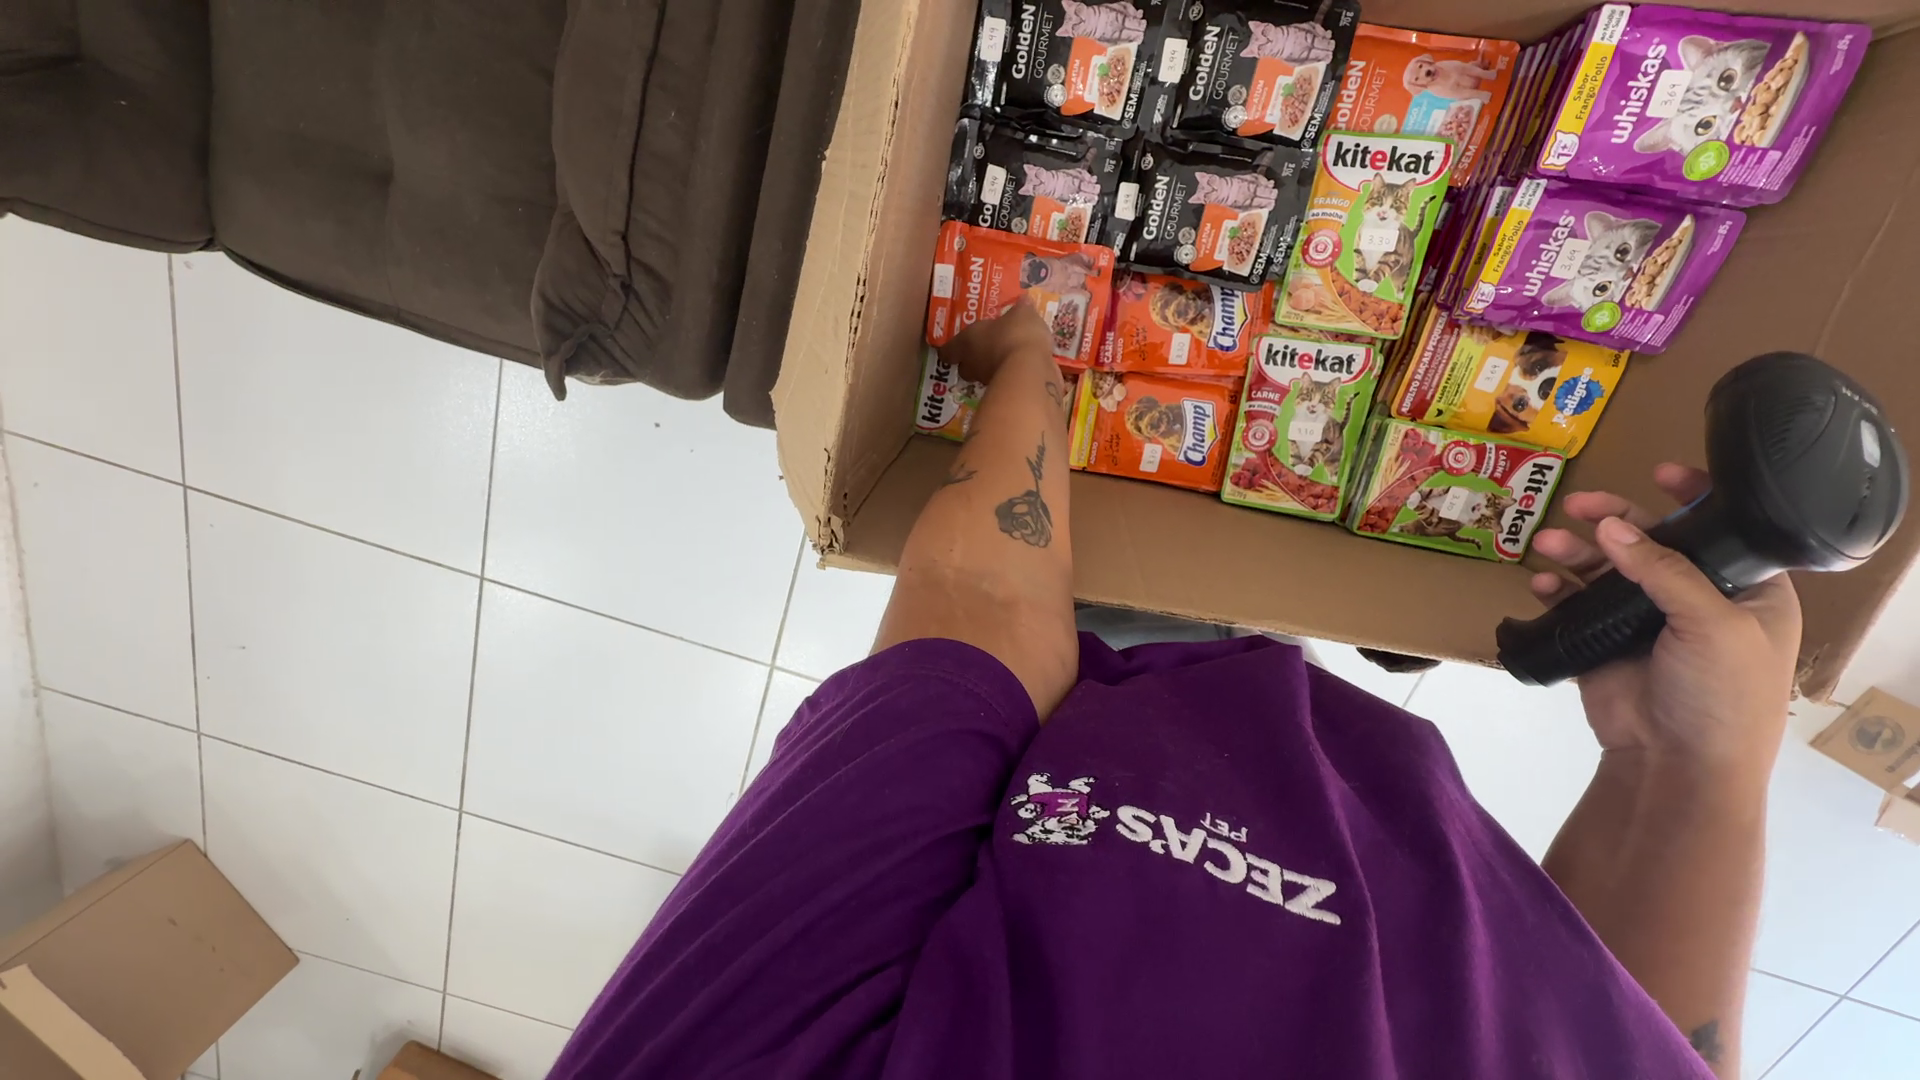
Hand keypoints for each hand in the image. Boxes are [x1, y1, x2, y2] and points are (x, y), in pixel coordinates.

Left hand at [940, 297, 1052, 384]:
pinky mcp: (1004, 393)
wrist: (1029, 370)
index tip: (955, 347)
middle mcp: (971, 364)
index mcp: (966, 341)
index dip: (950, 350)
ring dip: (992, 368)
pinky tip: (1022, 369)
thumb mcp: (1022, 314)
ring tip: (1007, 358)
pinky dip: (1010, 376)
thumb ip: (1021, 309)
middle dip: (972, 361)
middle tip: (984, 350)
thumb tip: (1024, 301)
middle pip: (964, 367)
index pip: (948, 351)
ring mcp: (987, 381)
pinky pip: (1004, 382)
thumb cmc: (1015, 334)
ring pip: (983, 376)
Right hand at [1529, 464, 1801, 781]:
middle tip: (1579, 505)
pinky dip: (1555, 588)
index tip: (1661, 472)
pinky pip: (1572, 601)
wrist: (1676, 757)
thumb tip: (1615, 526)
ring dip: (1576, 552)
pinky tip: (1543, 584)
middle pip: (1648, 542)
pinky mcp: (1600, 638)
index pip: (1720, 531)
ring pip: (1604, 568)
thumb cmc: (1722, 692)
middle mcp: (1692, 597)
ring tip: (1548, 545)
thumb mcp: (1711, 624)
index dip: (1693, 499)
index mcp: (1743, 591)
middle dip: (1614, 520)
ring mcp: (1641, 618)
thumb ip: (1664, 572)